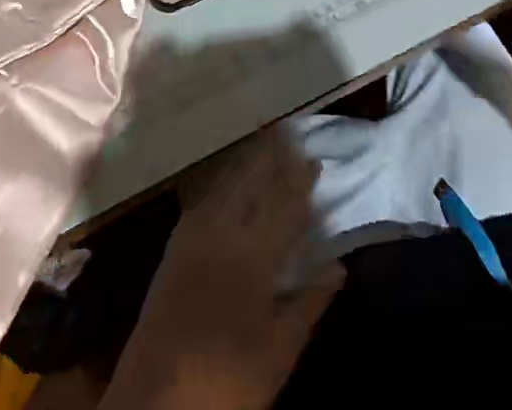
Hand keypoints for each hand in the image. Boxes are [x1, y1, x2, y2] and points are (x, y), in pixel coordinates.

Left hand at [102, 131, 341, 409]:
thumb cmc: (225, 381)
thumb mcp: (279, 352)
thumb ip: (309, 303)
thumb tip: (339, 266)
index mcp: (251, 259)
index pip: (283, 208)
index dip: (300, 182)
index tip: (314, 158)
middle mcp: (220, 239)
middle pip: (251, 187)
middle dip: (269, 158)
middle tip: (285, 129)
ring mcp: (191, 243)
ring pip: (224, 190)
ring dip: (244, 164)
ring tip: (260, 142)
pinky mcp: (172, 255)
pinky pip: (201, 204)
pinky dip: (218, 185)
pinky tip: (223, 181)